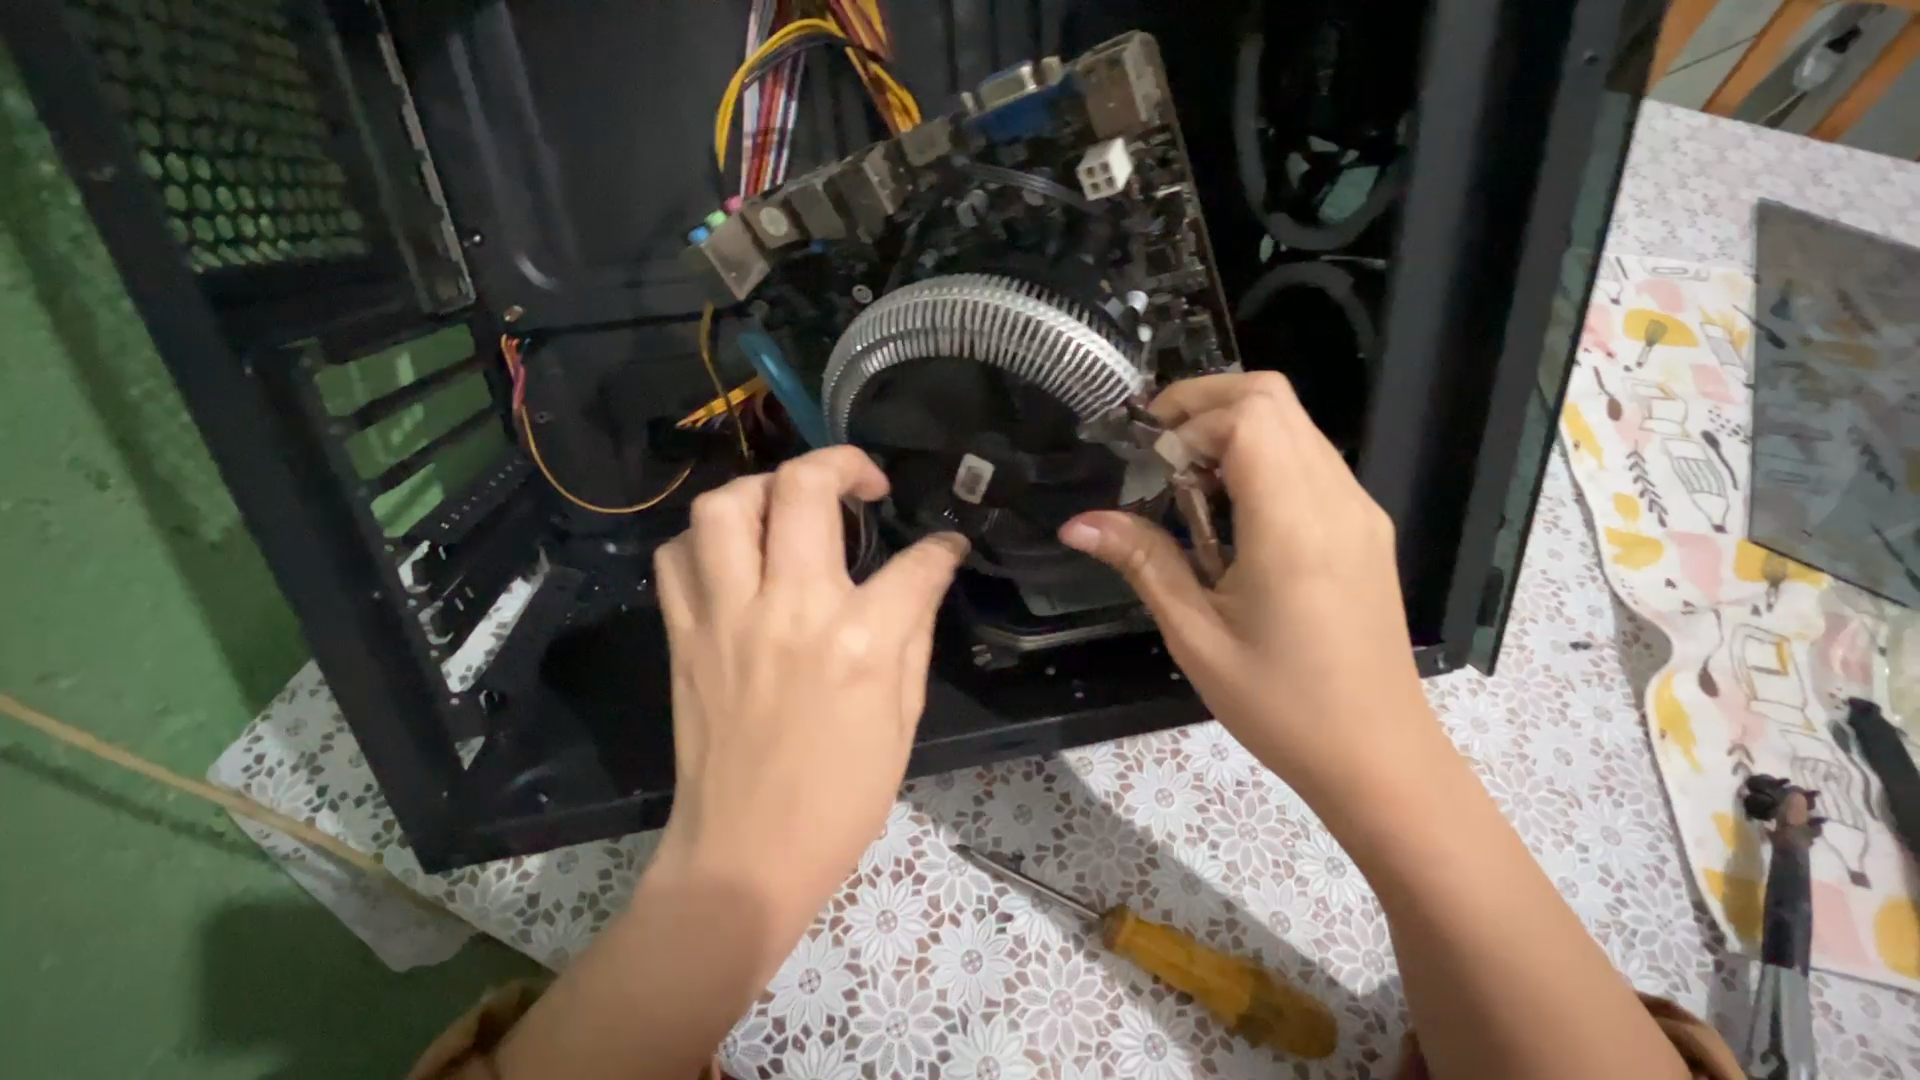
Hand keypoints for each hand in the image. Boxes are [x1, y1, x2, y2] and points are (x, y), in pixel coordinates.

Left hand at [651, 445, 968, 923]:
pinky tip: (736, 555)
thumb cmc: (840, 800)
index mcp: (859, 640)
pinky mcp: (684, 635)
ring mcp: (726, 617)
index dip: (941, 547)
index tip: (945, 544)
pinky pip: (679, 556)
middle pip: (804, 490)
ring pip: (725, 505)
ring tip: (789, 506)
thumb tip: (927, 574)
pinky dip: (707, 538)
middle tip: (862, 482)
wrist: (744, 858)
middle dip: (843, 463)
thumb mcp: (903, 720)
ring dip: (764, 488)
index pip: (915, 563)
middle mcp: (790, 609)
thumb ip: (914, 634)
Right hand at [1059, 372, 1438, 799]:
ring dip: (1234, 430)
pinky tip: (1233, 514)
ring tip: (1189, 486)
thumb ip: (1143, 562)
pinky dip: (1264, 456)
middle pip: (1274, 398)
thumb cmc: (1282, 706)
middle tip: (1157, 452)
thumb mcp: (1196, 636)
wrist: (1379, 757)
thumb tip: (1077, 522)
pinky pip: (1312, 460)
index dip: (1187, 420)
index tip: (1147, 463)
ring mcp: (1360, 510)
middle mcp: (1337, 500)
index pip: (1248, 417)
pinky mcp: (1366, 528)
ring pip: (1297, 423)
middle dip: (1205, 405)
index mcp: (1293, 525)